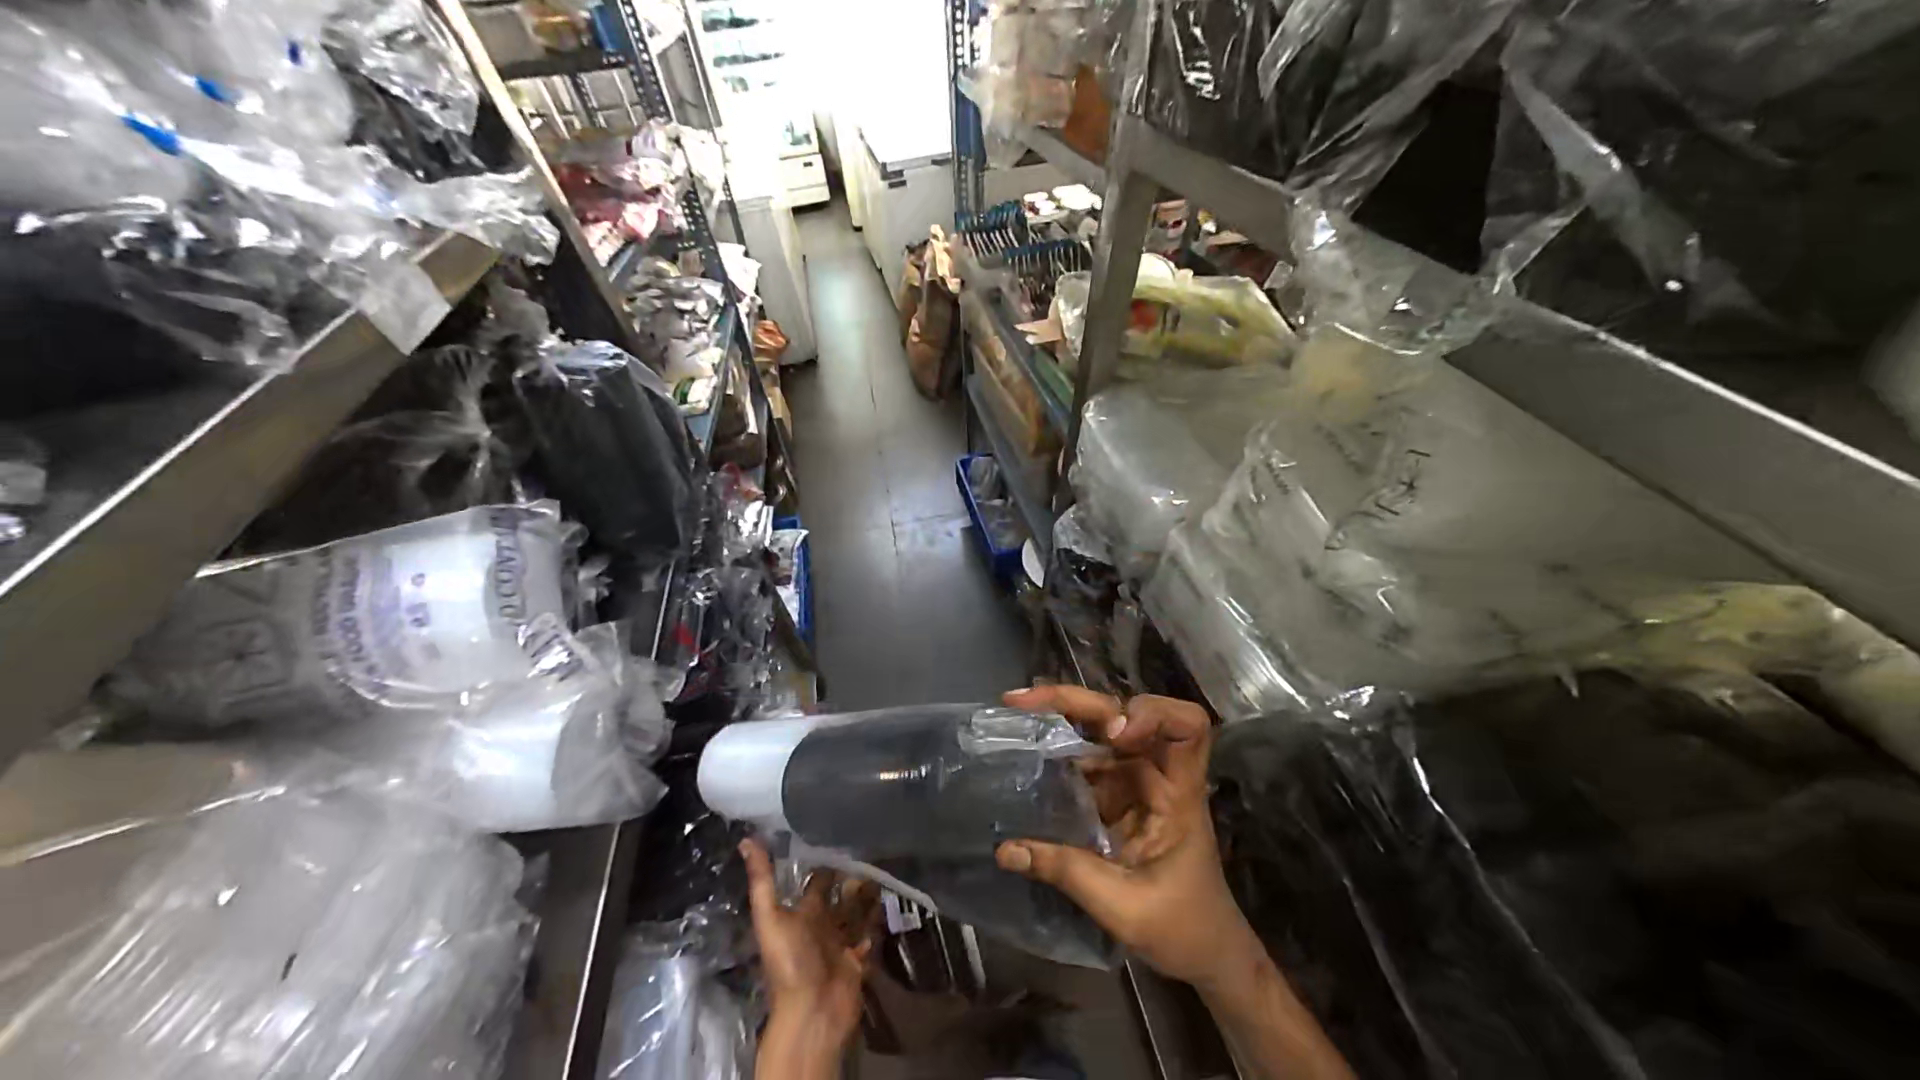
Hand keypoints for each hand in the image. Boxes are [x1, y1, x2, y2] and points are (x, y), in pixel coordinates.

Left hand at [740, 838, 877, 1075]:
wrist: (813, 1013)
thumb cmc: (790, 963)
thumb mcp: (770, 918)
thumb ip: (762, 881)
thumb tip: (746, 839)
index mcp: (801, 913)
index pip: (815, 880)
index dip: (826, 860)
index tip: (844, 831)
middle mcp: (821, 924)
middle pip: (840, 894)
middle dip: (855, 875)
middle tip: (876, 846)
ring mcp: (841, 942)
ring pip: (858, 911)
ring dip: (869, 895)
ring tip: (889, 866)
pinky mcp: (859, 959)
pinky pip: (871, 934)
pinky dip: (879, 920)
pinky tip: (893, 899)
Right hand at [994, 686, 1258, 990]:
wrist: (1203, 952)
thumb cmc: (1183, 928)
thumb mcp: (1124, 907)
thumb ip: (1066, 872)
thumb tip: (1005, 850)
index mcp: (1179, 793)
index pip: (1188, 726)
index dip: (1153, 714)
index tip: (1114, 734)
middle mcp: (1157, 775)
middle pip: (1126, 714)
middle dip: (1077, 701)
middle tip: (1023, 701)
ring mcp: (1134, 782)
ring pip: (1101, 730)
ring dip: (1061, 716)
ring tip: (1016, 711)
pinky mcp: (1115, 796)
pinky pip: (1085, 760)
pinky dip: (1055, 749)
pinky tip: (1025, 748)